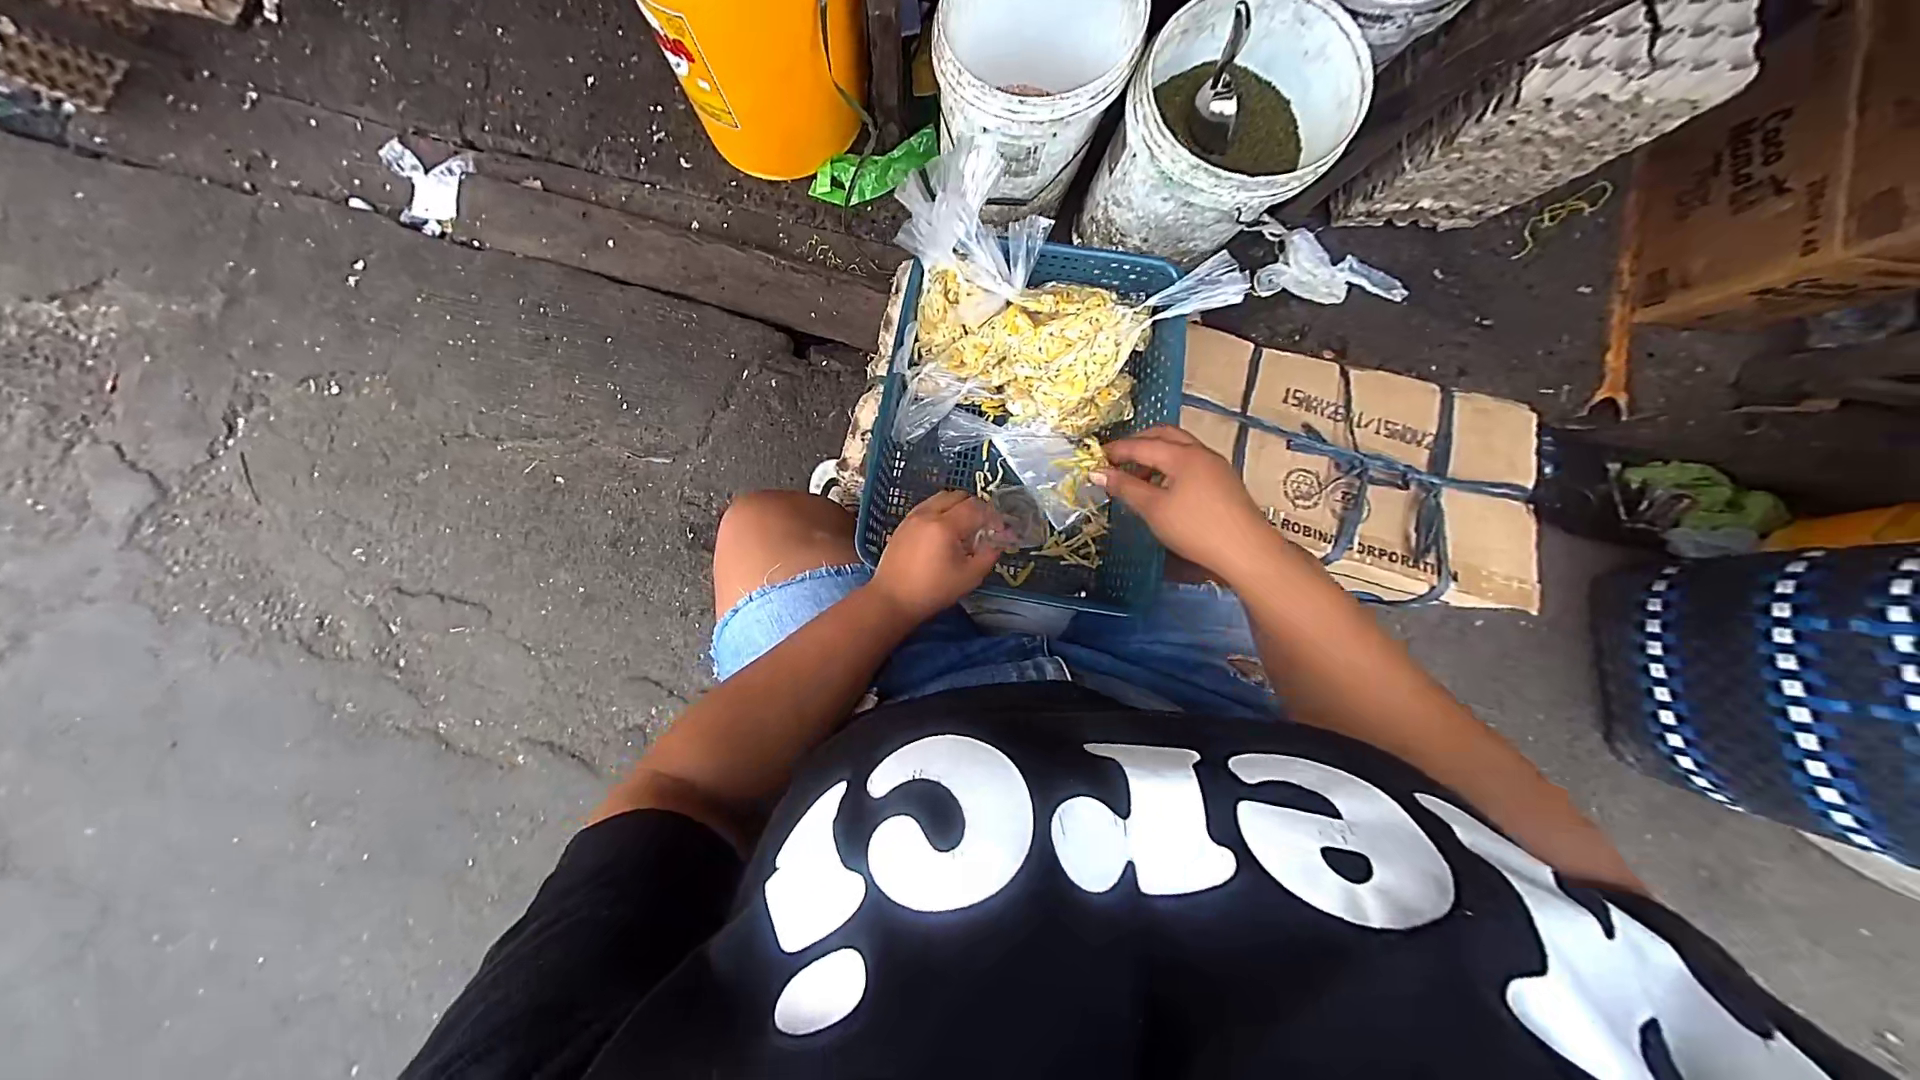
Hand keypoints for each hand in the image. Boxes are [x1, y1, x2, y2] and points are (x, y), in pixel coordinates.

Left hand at [869, 491, 1013, 622]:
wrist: (892, 599)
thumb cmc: (933, 591)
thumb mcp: (969, 577)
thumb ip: (988, 555)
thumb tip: (998, 541)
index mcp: (946, 526)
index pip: (977, 508)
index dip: (993, 517)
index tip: (999, 531)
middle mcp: (928, 514)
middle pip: (959, 496)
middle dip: (976, 508)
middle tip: (983, 527)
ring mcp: (913, 516)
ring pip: (942, 498)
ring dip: (958, 507)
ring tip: (963, 529)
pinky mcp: (903, 523)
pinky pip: (928, 506)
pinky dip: (941, 511)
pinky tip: (944, 533)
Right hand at [1093, 425, 1274, 579]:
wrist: (1246, 552)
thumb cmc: (1195, 528)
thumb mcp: (1154, 509)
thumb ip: (1125, 487)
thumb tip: (1098, 473)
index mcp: (1182, 455)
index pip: (1142, 445)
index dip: (1116, 451)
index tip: (1095, 459)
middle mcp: (1200, 453)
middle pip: (1164, 435)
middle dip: (1137, 443)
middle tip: (1116, 460)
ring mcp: (1215, 466)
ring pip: (1179, 448)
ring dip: (1155, 455)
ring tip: (1136, 477)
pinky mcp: (1223, 481)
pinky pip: (1190, 462)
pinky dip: (1170, 466)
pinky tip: (1162, 488)